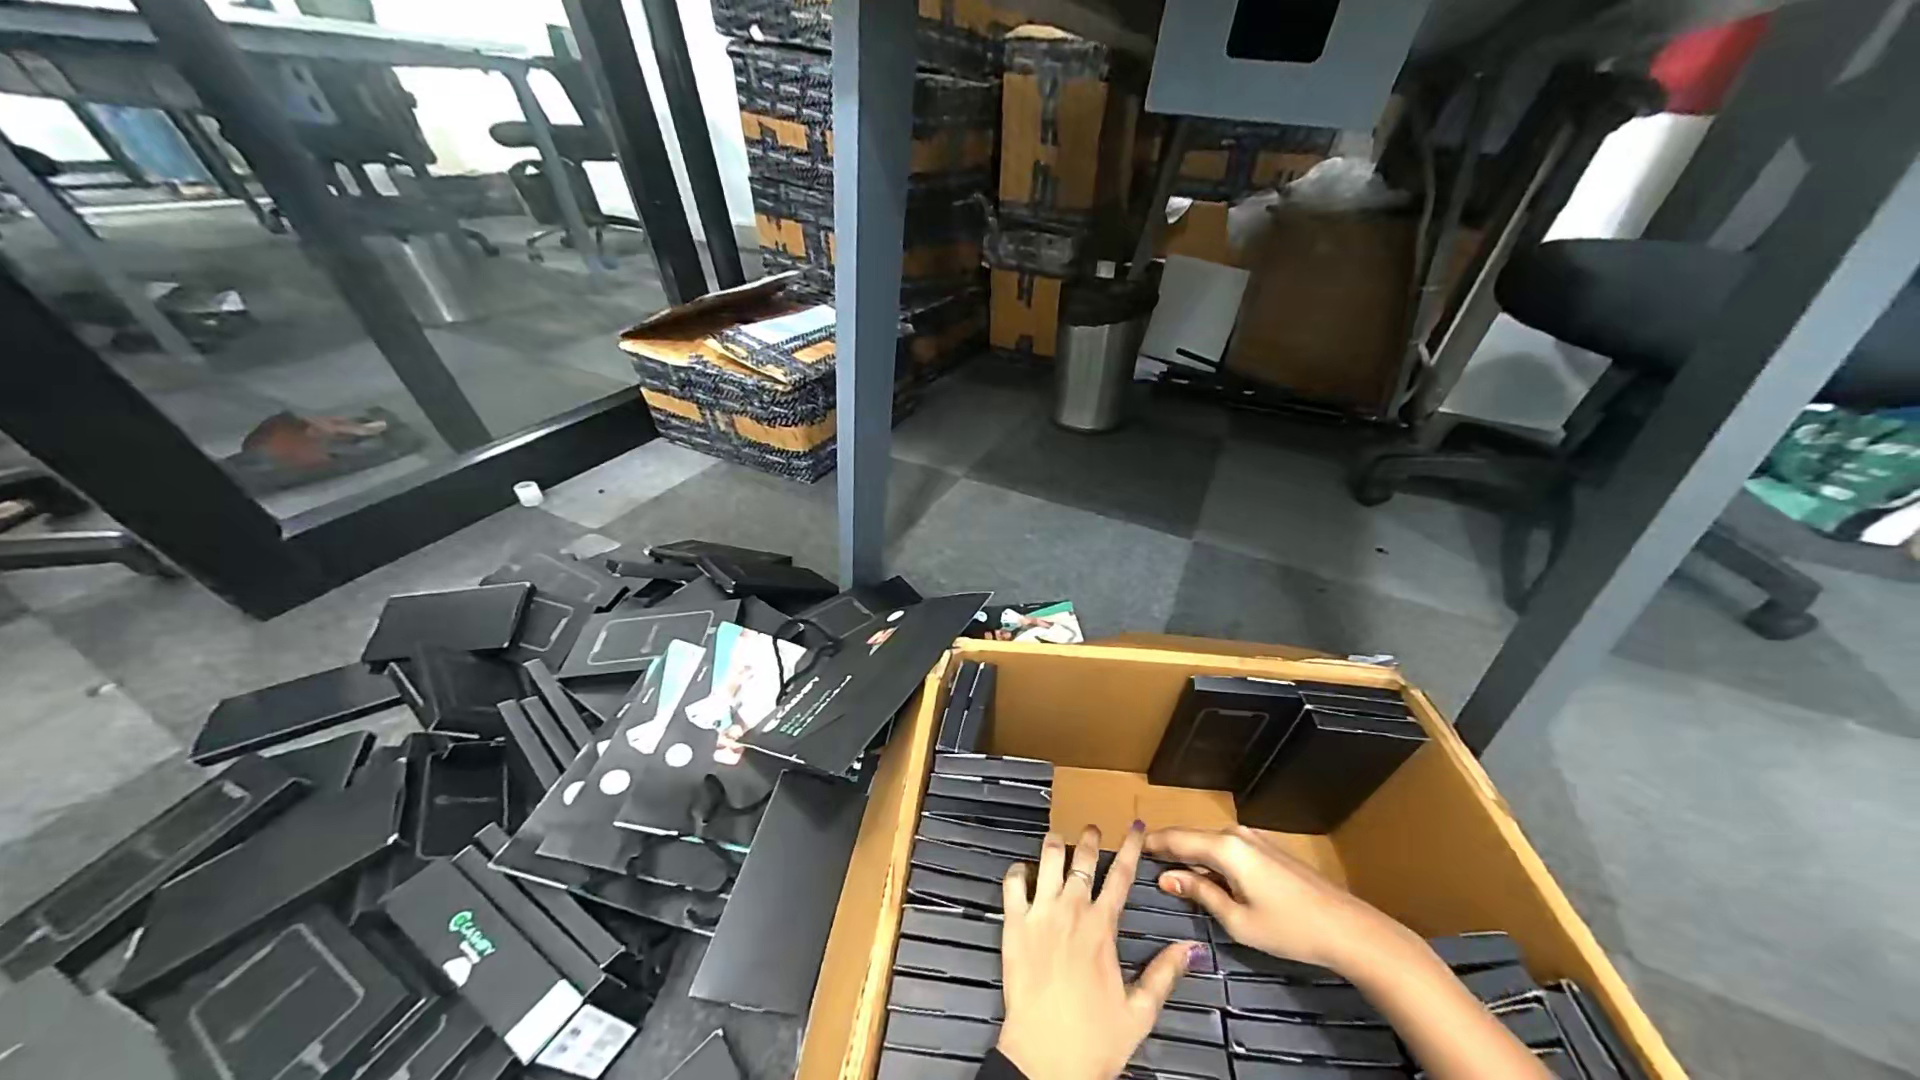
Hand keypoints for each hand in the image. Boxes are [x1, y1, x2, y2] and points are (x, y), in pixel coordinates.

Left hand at [997, 822, 1203, 1079]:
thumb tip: (1190, 947)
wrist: (1044, 1060)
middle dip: (1090, 838)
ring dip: (1055, 845)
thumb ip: (1165, 974)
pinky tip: (1024, 870)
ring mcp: (1039, 914)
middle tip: (1094, 829)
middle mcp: (1071, 911)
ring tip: (1059, 839)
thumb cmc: (1093, 1039)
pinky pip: (1012, 882)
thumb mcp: (1140, 1012)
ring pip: (1047, 860)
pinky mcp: (1013, 924)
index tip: (1137, 826)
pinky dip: (1018, 870)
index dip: (1132, 847)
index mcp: (1102, 928)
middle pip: (1083, 859)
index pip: (1122, 875)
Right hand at [1145, 825, 1412, 973]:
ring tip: (1175, 875)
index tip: (1130, 844)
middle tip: (1147, 865)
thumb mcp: (1236, 919)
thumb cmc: (1289, 928)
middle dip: (1171, 852)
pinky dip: (1214, 861)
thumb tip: (1167, 877)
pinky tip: (1212, 879)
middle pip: (1193, 839)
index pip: (1176, 839)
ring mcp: (1256, 839)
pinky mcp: (1270, 849)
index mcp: (1224, 847)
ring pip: (1212, 845)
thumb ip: (1199, 892)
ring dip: (1194, 858)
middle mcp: (1237, 834)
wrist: (1349, 929)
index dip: (1152, 843)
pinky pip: (1230, 849)